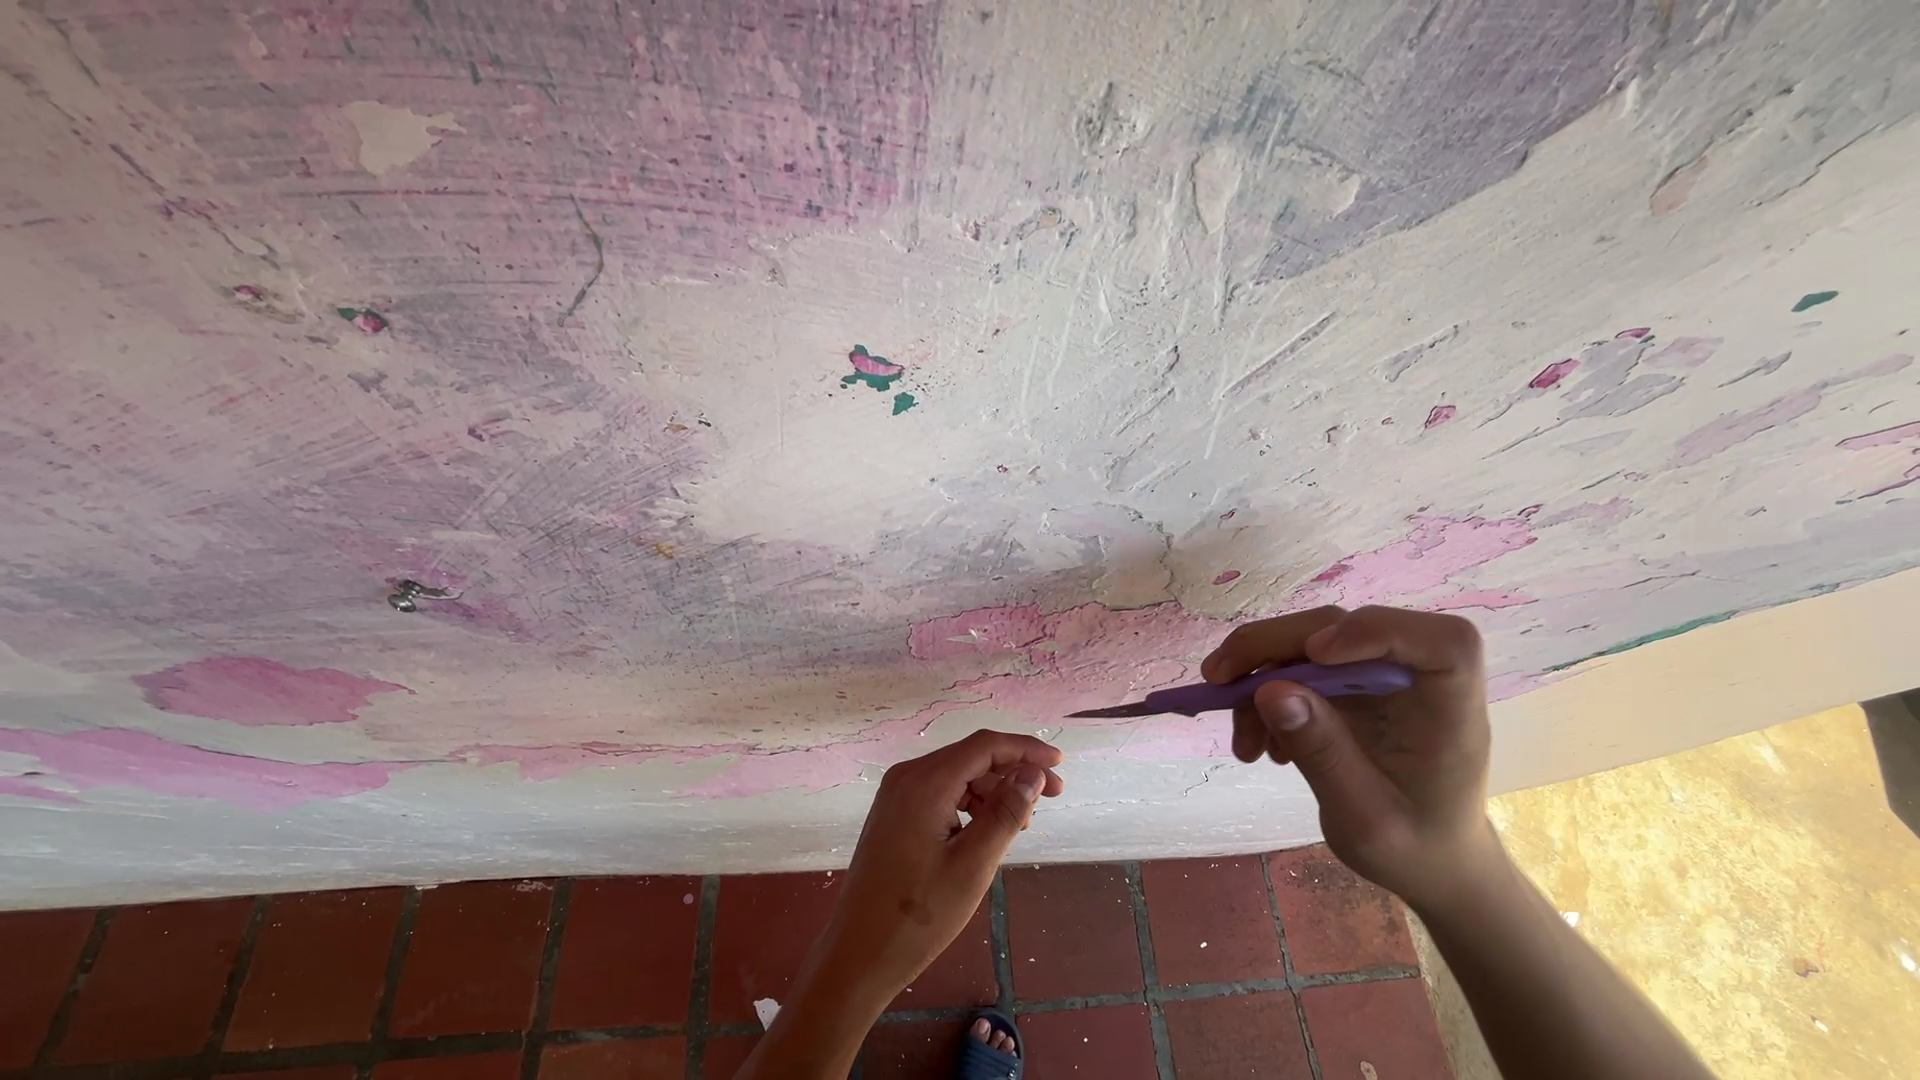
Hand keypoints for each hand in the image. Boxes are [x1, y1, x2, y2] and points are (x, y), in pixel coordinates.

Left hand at [806, 729, 1064, 1007]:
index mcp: (924, 782)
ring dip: (994, 791)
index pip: (984, 746)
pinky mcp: (896, 815)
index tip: (1059, 764)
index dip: (1025, 750)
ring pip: (958, 776)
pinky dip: (971, 805)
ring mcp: (898, 796)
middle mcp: (907, 778)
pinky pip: (942, 794)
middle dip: (1014, 771)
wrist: (858, 955)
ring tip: (1022, 823)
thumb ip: (1006, 813)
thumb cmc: (919, 915)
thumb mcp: (974, 865)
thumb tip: (1033, 774)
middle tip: (1053, 796)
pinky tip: (989, 830)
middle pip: (971, 758)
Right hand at [1202, 605, 1498, 909]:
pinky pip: (1295, 670)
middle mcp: (1412, 678)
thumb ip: (1322, 753)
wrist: (1424, 862)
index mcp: (1449, 709)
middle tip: (1217, 677)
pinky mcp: (1347, 686)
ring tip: (1241, 741)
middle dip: (1275, 644)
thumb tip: (1270, 690)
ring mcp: (1375, 678)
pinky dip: (1264, 697)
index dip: (1378, 632)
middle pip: (1344, 628)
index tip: (1315, 655)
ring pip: (1308, 643)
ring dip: (1258, 675)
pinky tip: (1259, 745)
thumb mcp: (1365, 819)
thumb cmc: (1413, 848)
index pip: (1441, 643)